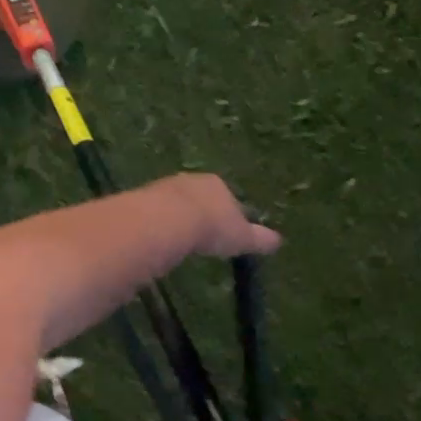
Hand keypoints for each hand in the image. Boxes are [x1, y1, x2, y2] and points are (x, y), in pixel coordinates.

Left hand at [148, 173, 281, 257]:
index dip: (229, 213)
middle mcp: (190, 179)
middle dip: (202, 211)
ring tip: (182, 236)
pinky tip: (162, 234)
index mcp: (216, 184)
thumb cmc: (212, 226)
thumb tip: (277, 241)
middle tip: (203, 233)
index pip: (226, 196)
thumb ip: (259, 238)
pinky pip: (157, 210)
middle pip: (199, 196)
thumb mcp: (242, 236)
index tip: (228, 229)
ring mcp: (164, 186)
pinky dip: (162, 221)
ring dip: (179, 216)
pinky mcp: (143, 198)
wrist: (167, 218)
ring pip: (176, 202)